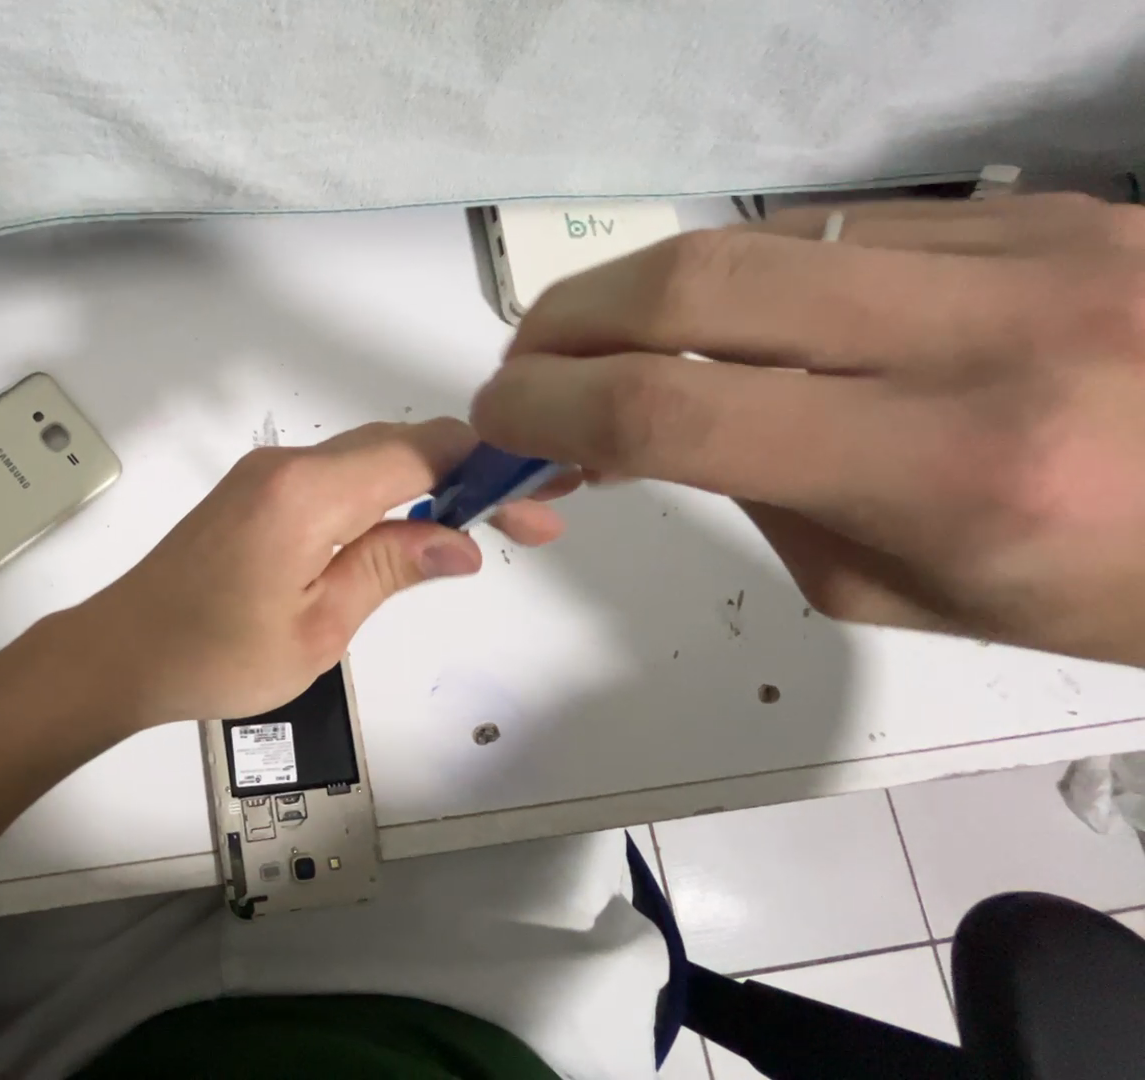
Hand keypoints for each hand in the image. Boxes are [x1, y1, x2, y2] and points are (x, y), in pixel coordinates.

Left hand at [72, 419, 493, 726]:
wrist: (122, 652)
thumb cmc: (214, 654)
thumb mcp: (318, 628)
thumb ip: (389, 570)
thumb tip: (460, 544)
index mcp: (308, 492)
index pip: (424, 451)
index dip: (491, 468)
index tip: (541, 498)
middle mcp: (286, 465)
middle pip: (398, 445)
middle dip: (469, 474)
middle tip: (525, 522)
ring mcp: (264, 475)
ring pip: (367, 458)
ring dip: (427, 483)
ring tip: (477, 529)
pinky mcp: (251, 493)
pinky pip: (333, 477)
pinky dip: (381, 493)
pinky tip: (406, 529)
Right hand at [470, 192, 1144, 665]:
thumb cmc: (1092, 586)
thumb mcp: (887, 588)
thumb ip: (753, 496)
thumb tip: (642, 429)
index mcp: (946, 471)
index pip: (674, 411)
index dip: (547, 407)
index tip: (496, 423)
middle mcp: (984, 337)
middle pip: (690, 283)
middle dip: (561, 324)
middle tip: (522, 370)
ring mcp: (1018, 247)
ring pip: (744, 240)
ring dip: (627, 296)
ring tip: (602, 350)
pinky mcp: (1027, 206)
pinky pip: (818, 231)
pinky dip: (728, 281)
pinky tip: (730, 326)